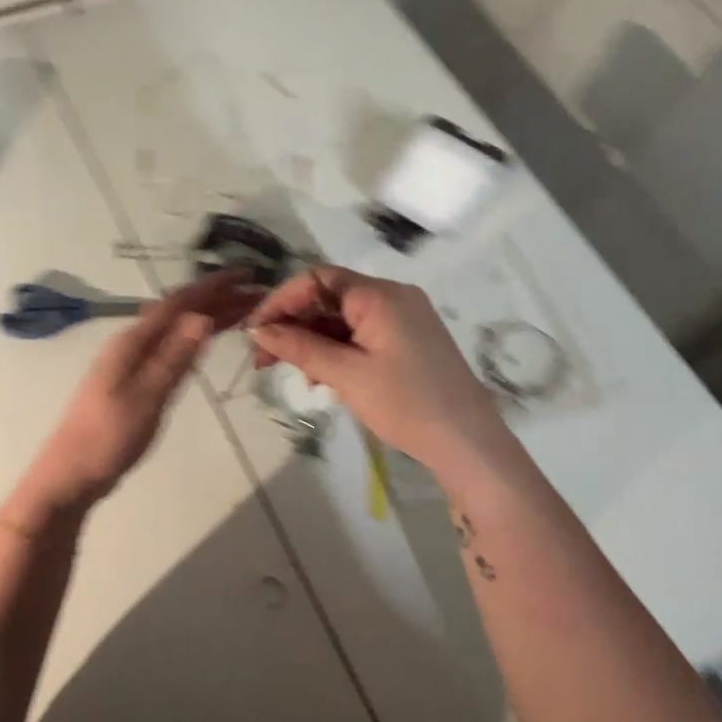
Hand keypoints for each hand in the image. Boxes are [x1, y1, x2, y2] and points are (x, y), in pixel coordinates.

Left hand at [17, 270, 257, 513]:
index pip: (178, 303)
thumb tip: (202, 317)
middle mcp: (131, 345)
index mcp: (132, 342)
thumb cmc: (107, 439)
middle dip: (217, 299)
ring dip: (208, 318)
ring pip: (176, 330)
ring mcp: (131, 364)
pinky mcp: (134, 382)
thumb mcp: (146, 398)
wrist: (72, 475)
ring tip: (244, 312)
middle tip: (258, 294)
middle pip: (179, 313)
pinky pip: (171, 348)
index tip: (247, 273)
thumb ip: (173, 359)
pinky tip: (207, 342)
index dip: (213, 286)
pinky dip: (194, 340)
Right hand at [247, 265, 505, 464]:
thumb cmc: (407, 404)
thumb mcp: (347, 376)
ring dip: (311, 340)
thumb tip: (258, 330)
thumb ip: (300, 348)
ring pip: (342, 318)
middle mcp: (393, 297)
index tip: (255, 332)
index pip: (317, 279)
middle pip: (328, 297)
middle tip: (263, 359)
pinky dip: (334, 350)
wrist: (467, 442)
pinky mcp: (407, 341)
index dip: (281, 301)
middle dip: (292, 324)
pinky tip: (320, 377)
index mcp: (381, 296)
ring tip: (289, 372)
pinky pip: (360, 334)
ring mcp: (403, 319)